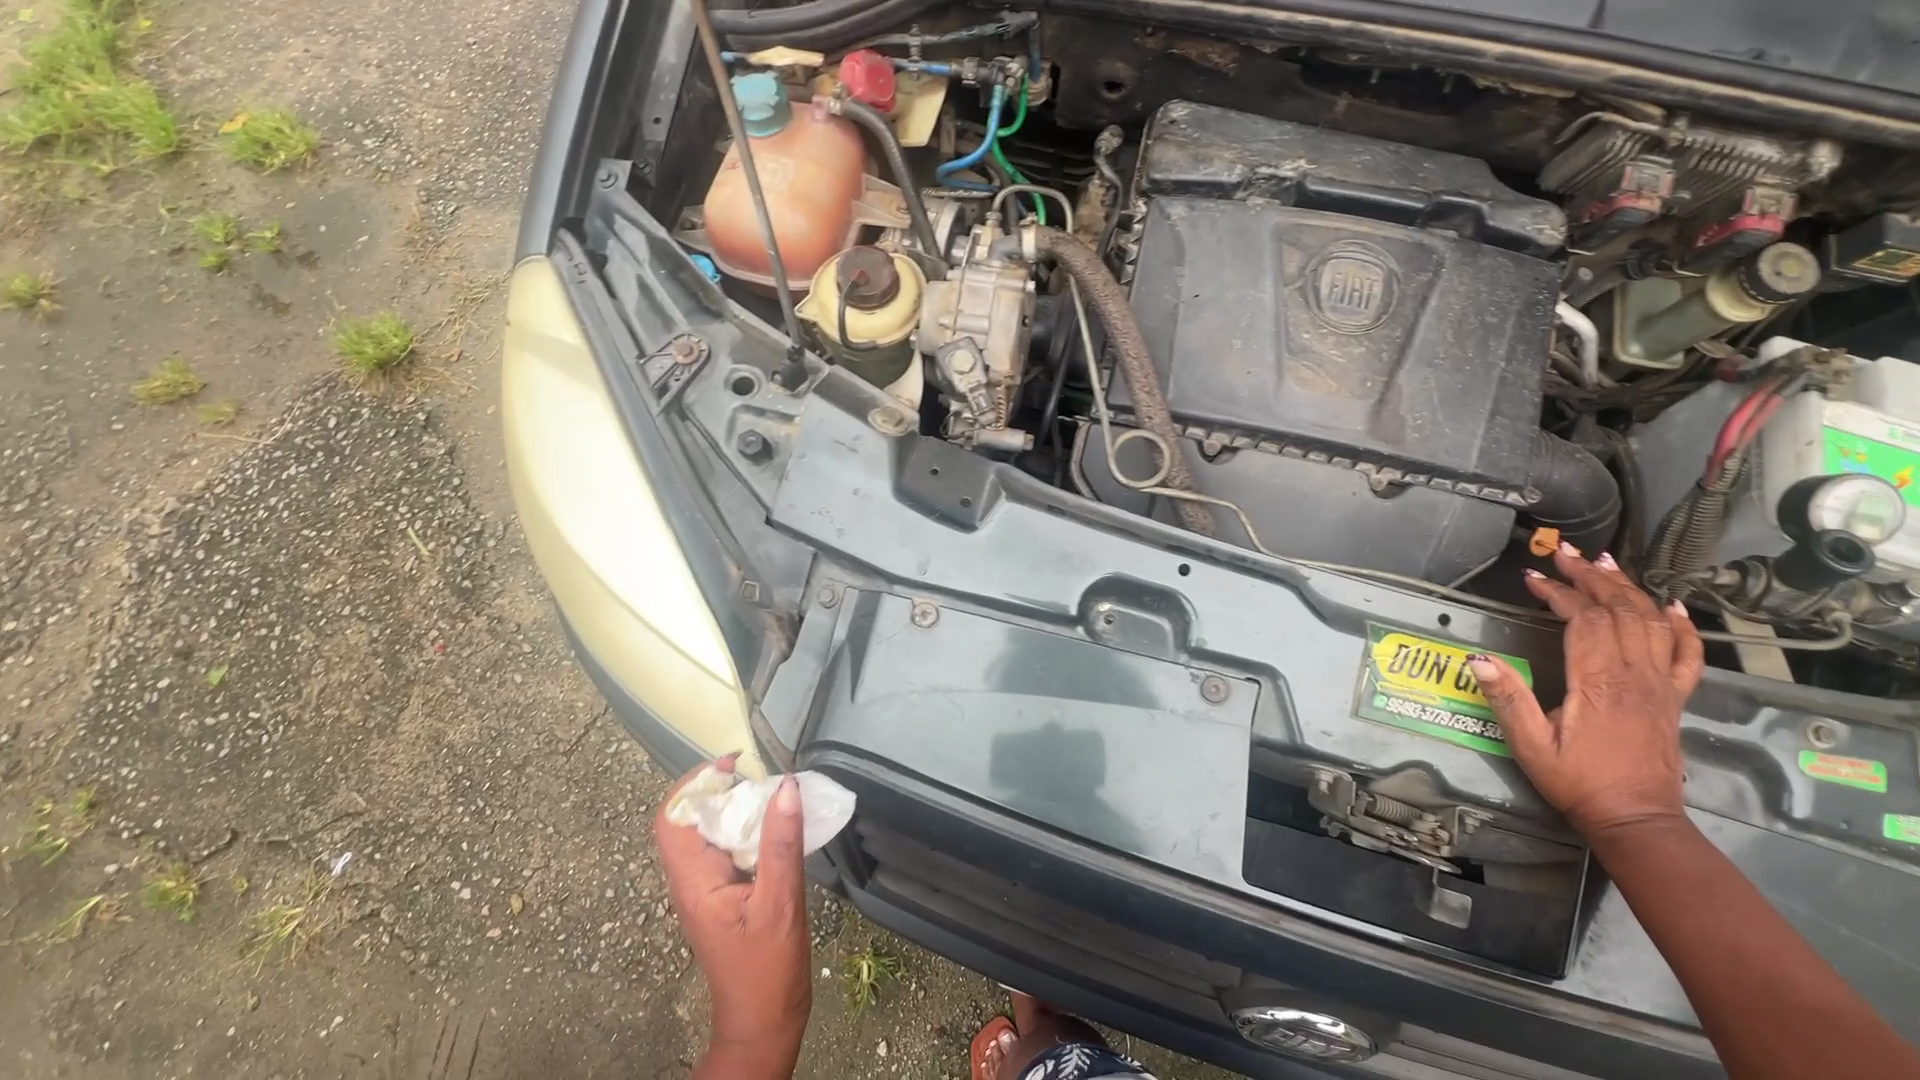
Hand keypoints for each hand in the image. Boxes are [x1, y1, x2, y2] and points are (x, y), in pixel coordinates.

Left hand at [654, 757, 811, 1076]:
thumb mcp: (781, 903)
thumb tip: (785, 787)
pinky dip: (749, 831)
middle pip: (689, 820)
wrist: (764, 1024)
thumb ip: (782, 844)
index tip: (734, 763)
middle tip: (761, 775)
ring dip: (736, 808)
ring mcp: (707, 890)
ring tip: (773, 794)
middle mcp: (692, 882)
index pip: (672, 817)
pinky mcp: (725, 897)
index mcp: (695, 882)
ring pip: (710, 834)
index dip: (695, 782)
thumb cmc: (768, 971)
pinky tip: (778, 828)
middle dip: (720, 789)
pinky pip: (728, 850)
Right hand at [1467, 545, 1704, 839]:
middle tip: (1566, 553)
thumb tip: (1477, 660)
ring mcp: (1662, 685)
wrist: (1636, 818)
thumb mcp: (1530, 744)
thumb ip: (1507, 699)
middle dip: (1592, 577)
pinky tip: (1670, 606)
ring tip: (1605, 563)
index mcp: (1598, 682)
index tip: (1534, 578)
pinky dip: (1682, 625)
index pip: (1584, 620)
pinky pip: (1689, 654)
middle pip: (1620, 610)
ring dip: (1628, 588)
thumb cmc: (1577, 782)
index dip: (1560, 593)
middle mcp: (1635, 675)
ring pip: (1652, 622)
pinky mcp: (1675, 698)